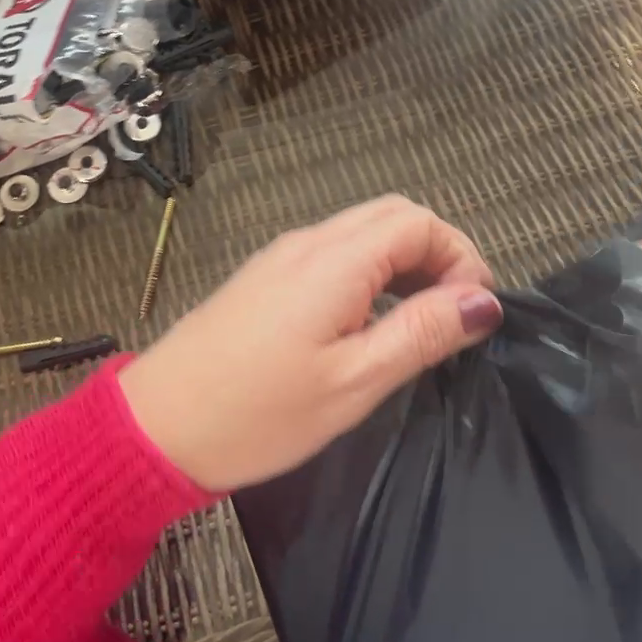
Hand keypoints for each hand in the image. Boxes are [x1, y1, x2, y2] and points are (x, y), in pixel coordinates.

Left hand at [119, 195, 503, 492]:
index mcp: (333, 261)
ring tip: (421, 323)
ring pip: (360, 234)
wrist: (158, 425)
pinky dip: (369, 273)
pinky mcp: (264, 278)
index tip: (475, 312)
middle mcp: (306, 243)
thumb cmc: (259, 414)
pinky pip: (332, 255)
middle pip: (390, 217)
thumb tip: (483, 299)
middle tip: (453, 315)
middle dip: (436, 253)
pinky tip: (371, 322)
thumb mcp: (354, 382)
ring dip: (403, 263)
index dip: (460, 255)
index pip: (418, 221)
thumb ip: (420, 333)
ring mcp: (280, 257)